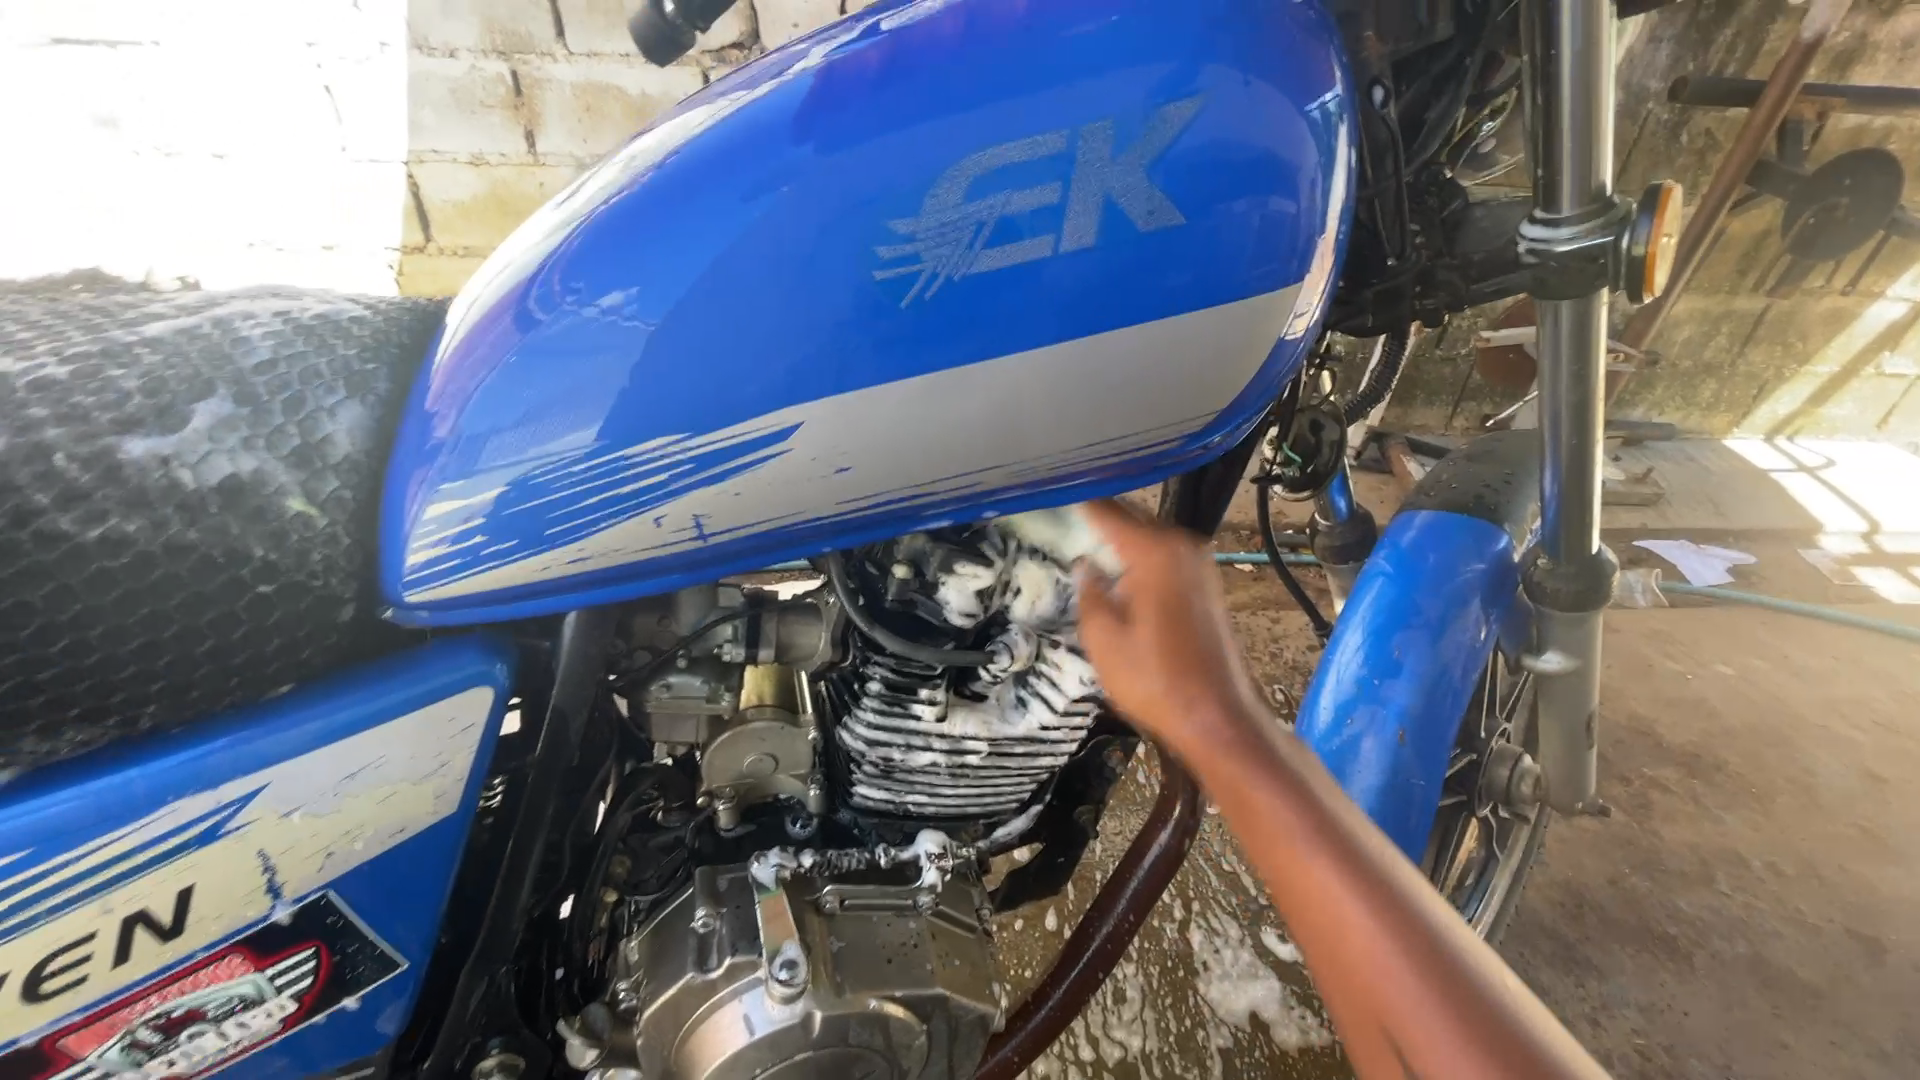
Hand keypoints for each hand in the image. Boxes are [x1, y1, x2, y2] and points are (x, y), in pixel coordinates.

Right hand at [1073, 500, 1269, 755]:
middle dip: (1095, 522)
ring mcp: (1199, 562)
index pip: (1105, 511)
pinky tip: (1115, 573)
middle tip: (1056, 526)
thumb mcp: (1103, 638)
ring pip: (1147, 536)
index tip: (1046, 503)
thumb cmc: (1153, 680)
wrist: (1216, 717)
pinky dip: (1138, 557)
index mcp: (1154, 551)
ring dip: (1117, 541)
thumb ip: (1089, 590)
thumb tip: (1084, 563)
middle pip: (1130, 518)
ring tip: (1079, 547)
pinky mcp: (1206, 582)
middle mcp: (1181, 544)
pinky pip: (1162, 555)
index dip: (1074, 506)